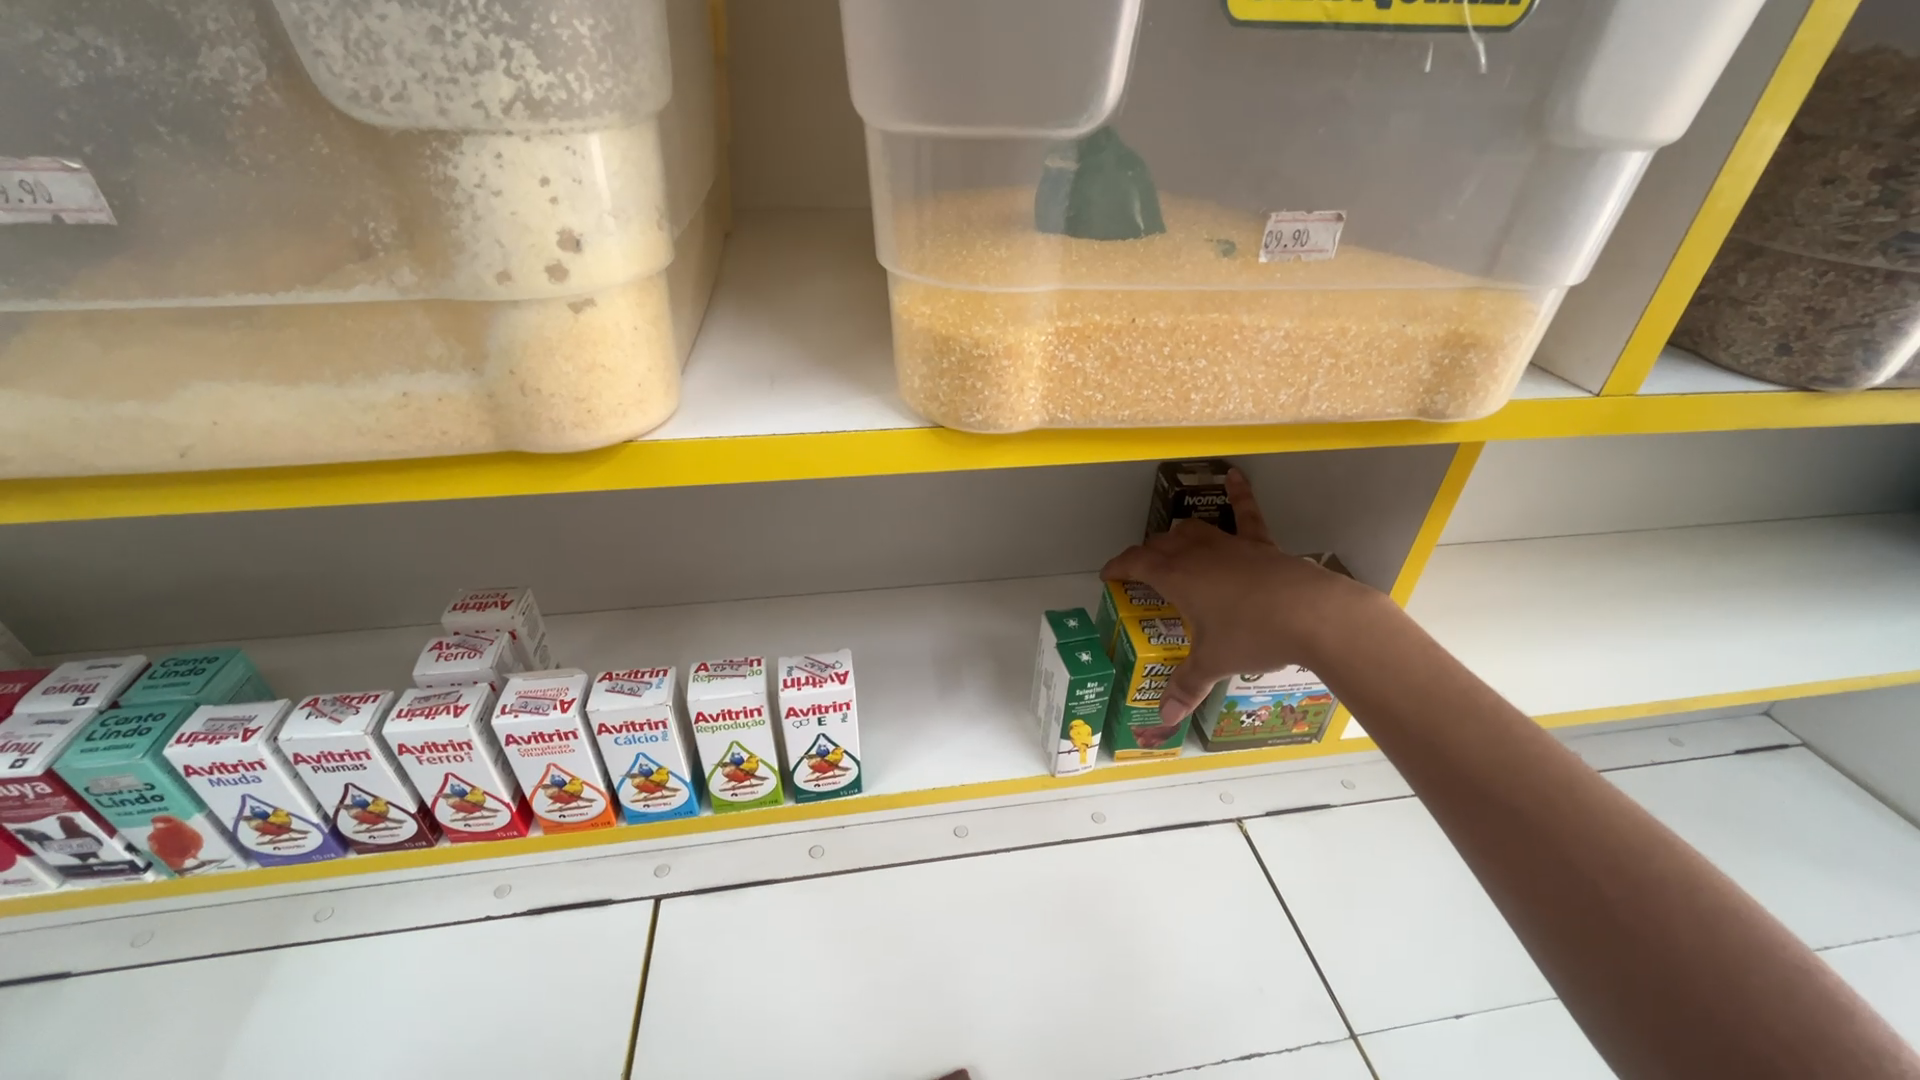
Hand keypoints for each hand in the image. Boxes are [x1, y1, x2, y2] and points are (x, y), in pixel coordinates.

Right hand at [1101, 469, 1384, 722]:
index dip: (1117, 567)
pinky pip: (1247, 513)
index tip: (1106, 576)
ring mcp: (1231, 544)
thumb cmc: (1253, 636)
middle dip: (1146, 555)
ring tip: (1172, 545)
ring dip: (1177, 536)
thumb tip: (1163, 719)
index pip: (1135, 563)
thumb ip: (1186, 687)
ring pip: (1193, 529)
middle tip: (1141, 573)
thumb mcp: (1213, 663)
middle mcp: (1198, 553)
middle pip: (1162, 544)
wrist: (1314, 615)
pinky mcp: (1262, 544)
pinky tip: (1234, 474)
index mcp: (1177, 576)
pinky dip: (1239, 493)